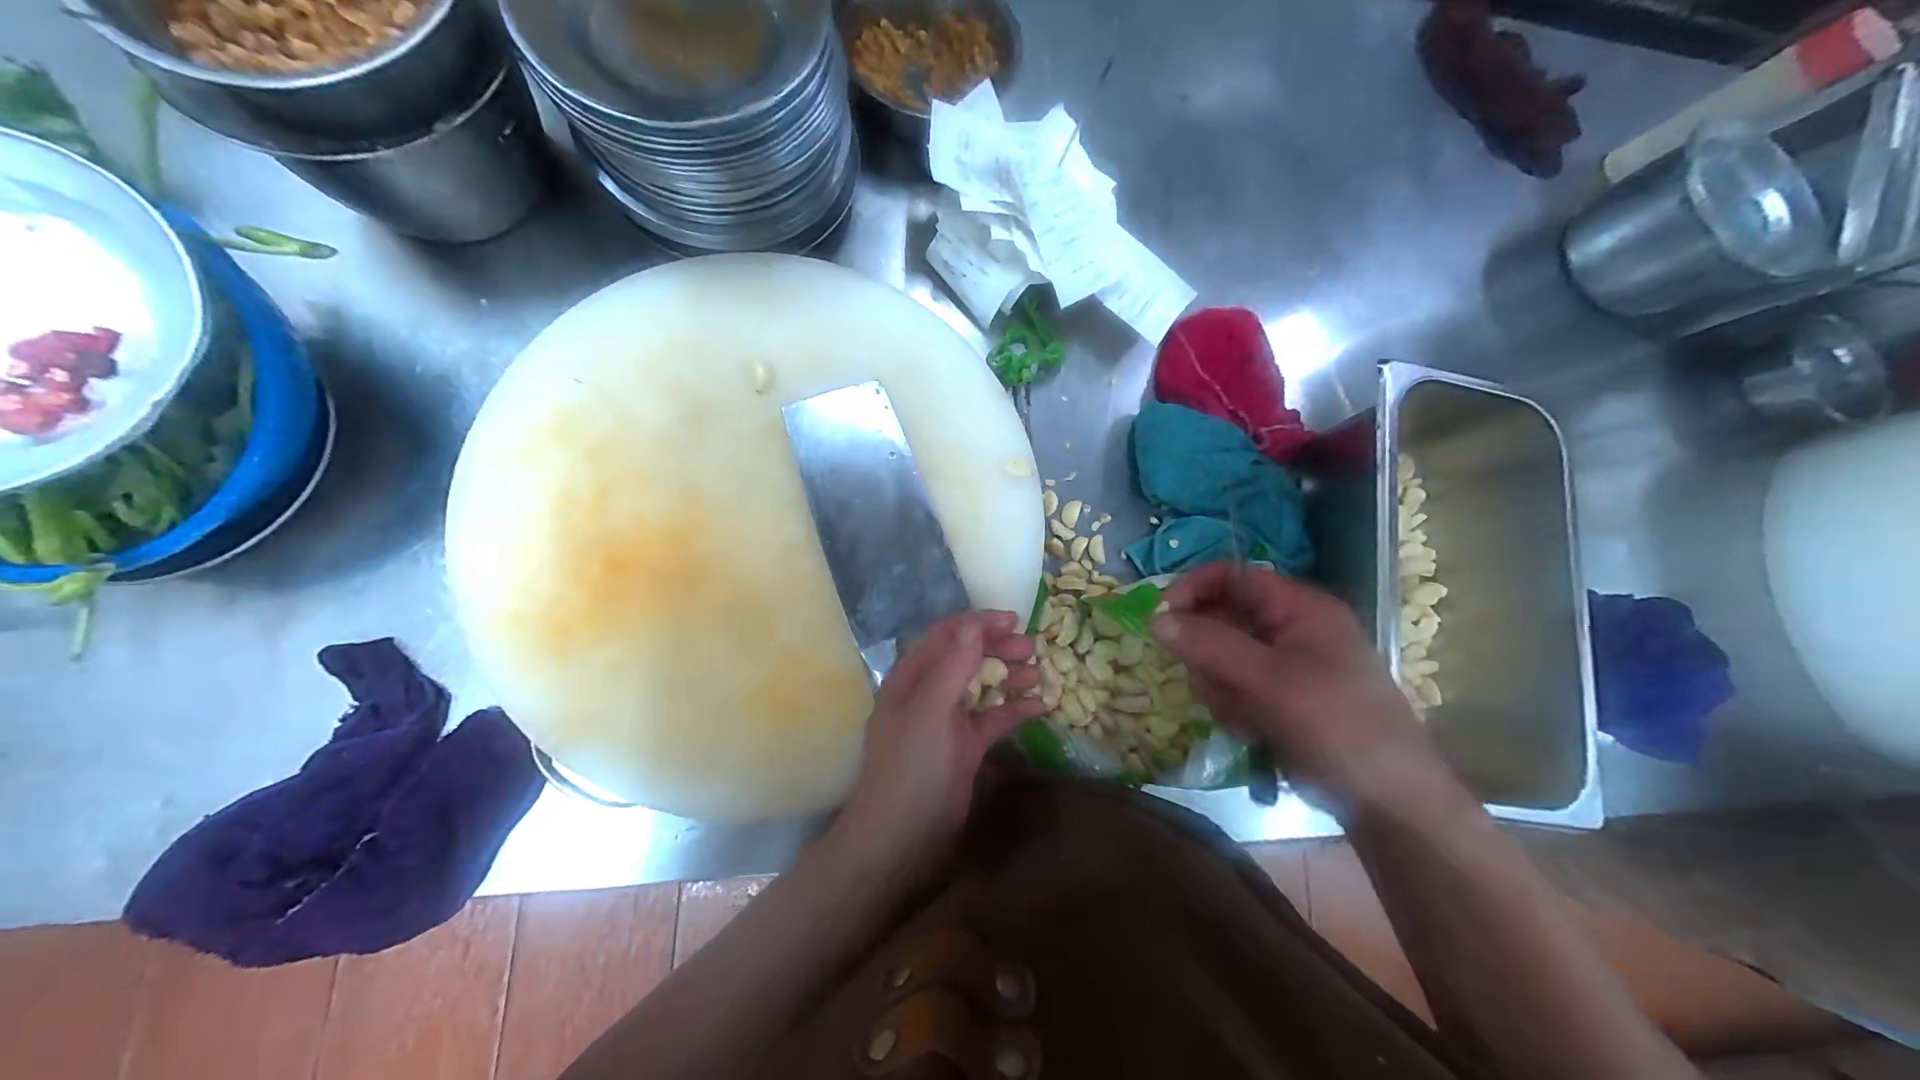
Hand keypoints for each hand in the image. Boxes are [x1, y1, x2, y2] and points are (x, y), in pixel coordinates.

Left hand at [834, 610, 1044, 875]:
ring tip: (1038, 673)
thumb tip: (973, 624)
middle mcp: (928, 693)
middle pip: (966, 657)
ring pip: (981, 686)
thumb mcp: (930, 710)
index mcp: (912, 678)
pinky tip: (1040, 707)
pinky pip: (992, 719)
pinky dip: (1014, 710)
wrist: (903, 835)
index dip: (978, 623)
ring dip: (1009, 676)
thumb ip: (952, 666)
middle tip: (1031, 647)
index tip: (1014, 620)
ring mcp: (947, 721)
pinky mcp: (964, 747)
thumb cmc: (912, 766)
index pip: (946, 636)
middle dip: (997, 647)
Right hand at [1152, 564, 1458, 815]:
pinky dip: (1234, 709)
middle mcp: (1292, 629)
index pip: (1233, 575)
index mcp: (1300, 608)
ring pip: (1222, 659)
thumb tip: (1157, 618)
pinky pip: (1235, 688)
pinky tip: (1253, 733)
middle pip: (1222, 619)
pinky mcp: (1281, 698)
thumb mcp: (1270, 682)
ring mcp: (1287, 665)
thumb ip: (1211, 645)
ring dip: (1221, 688)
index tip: (1161, 619)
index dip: (1193, 588)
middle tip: (1214, 686)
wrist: (1390, 802)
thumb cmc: (1337, 728)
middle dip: (1209, 655)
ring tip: (1244, 718)